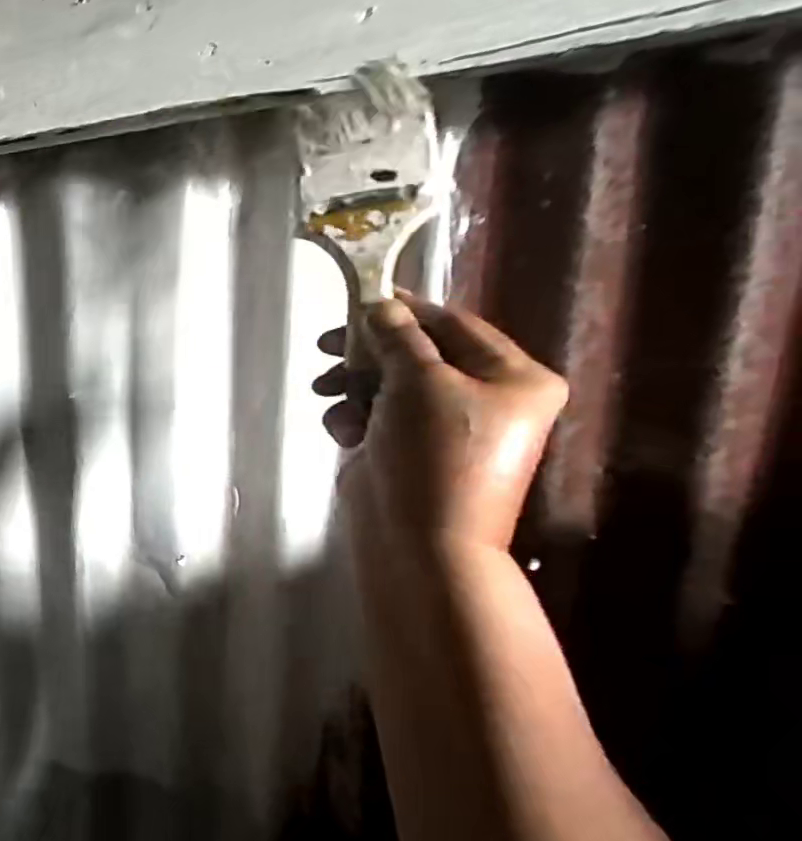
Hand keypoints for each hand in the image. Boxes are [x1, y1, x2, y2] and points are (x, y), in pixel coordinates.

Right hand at [314, 291, 566, 554]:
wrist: (419, 539)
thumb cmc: (435, 455)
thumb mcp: (419, 385)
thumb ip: (398, 339)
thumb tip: (378, 305)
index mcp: (514, 378)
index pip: (454, 325)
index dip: (404, 310)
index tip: (357, 301)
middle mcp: (484, 398)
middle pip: (415, 354)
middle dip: (367, 354)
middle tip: (326, 348)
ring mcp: (442, 426)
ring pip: (386, 384)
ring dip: (353, 387)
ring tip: (329, 396)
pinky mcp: (405, 448)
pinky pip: (373, 415)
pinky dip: (352, 418)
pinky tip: (346, 434)